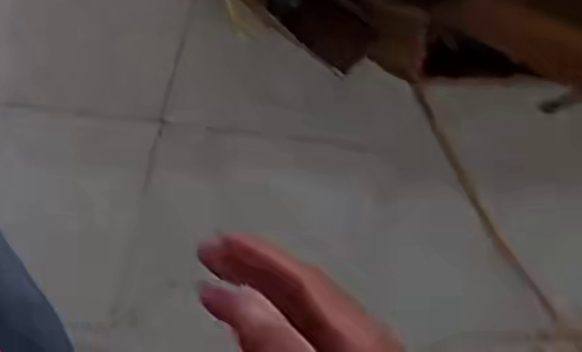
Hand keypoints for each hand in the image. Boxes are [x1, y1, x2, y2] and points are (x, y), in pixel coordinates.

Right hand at [198, 235, 402, 351]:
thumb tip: (229, 291)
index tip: (218, 240)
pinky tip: (255, 332)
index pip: (306, 281)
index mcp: (364, 338)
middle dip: (253, 271)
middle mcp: (372, 345)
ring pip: (311, 320)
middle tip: (209, 257)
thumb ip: (273, 337)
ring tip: (221, 292)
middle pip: (308, 296)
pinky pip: (315, 343)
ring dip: (261, 298)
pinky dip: (279, 328)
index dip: (258, 254)